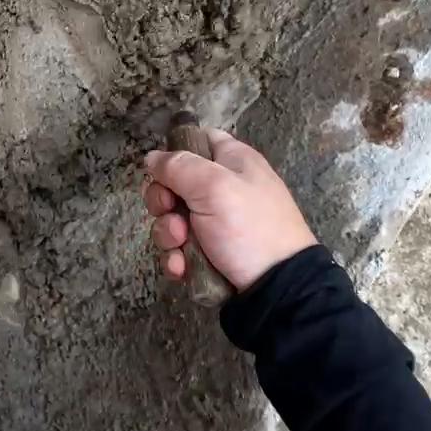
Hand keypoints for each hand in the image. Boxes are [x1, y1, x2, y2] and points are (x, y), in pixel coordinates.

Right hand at [143, 128, 316, 291]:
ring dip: (168, 234)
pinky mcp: (210, 253)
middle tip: (169, 211)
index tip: (164, 170)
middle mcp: (223, 188)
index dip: (176, 151)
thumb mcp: (213, 186)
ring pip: (173, 218)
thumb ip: (177, 166)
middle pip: (175, 182)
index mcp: (233, 161)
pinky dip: (177, 258)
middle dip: (163, 201)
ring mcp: (216, 223)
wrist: (278, 291)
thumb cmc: (248, 227)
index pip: (199, 139)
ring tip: (181, 247)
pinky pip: (180, 248)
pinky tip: (182, 267)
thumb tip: (152, 158)